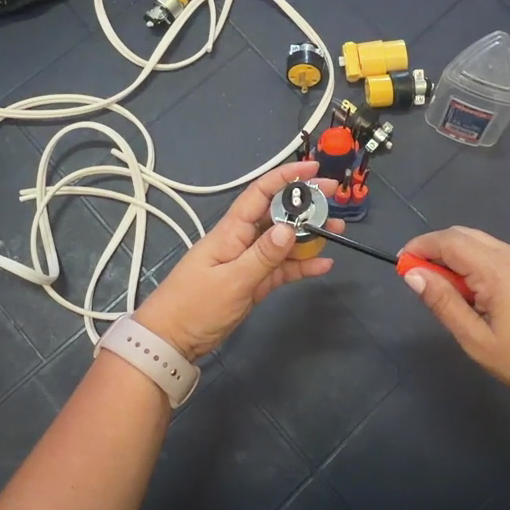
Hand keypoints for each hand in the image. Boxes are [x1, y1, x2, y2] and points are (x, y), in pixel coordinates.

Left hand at [133, 160, 341, 359]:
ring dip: (309, 236)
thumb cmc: (195, 305)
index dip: (286, 177)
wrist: (171, 340)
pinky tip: (323, 265)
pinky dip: (301, 265)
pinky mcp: (253, 282)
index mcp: (231, 230)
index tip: (314, 169)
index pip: (261, 193)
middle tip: (335, 198)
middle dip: (306, 204)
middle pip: (277, 214)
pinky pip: (281, 268)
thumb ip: (262, 255)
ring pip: (284, 241)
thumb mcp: (232, 280)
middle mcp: (242, 239)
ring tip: (338, 231)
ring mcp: (248, 261)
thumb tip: (290, 228)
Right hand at [400, 227, 509, 411]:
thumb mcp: (475, 339)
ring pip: (479, 241)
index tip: (401, 263)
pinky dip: (473, 260)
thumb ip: (443, 302)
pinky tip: (469, 289)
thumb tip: (412, 274)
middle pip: (463, 234)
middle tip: (417, 275)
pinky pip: (494, 252)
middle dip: (435, 248)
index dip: (421, 247)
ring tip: (441, 285)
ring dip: (454, 254)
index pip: (450, 242)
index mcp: (498, 271)